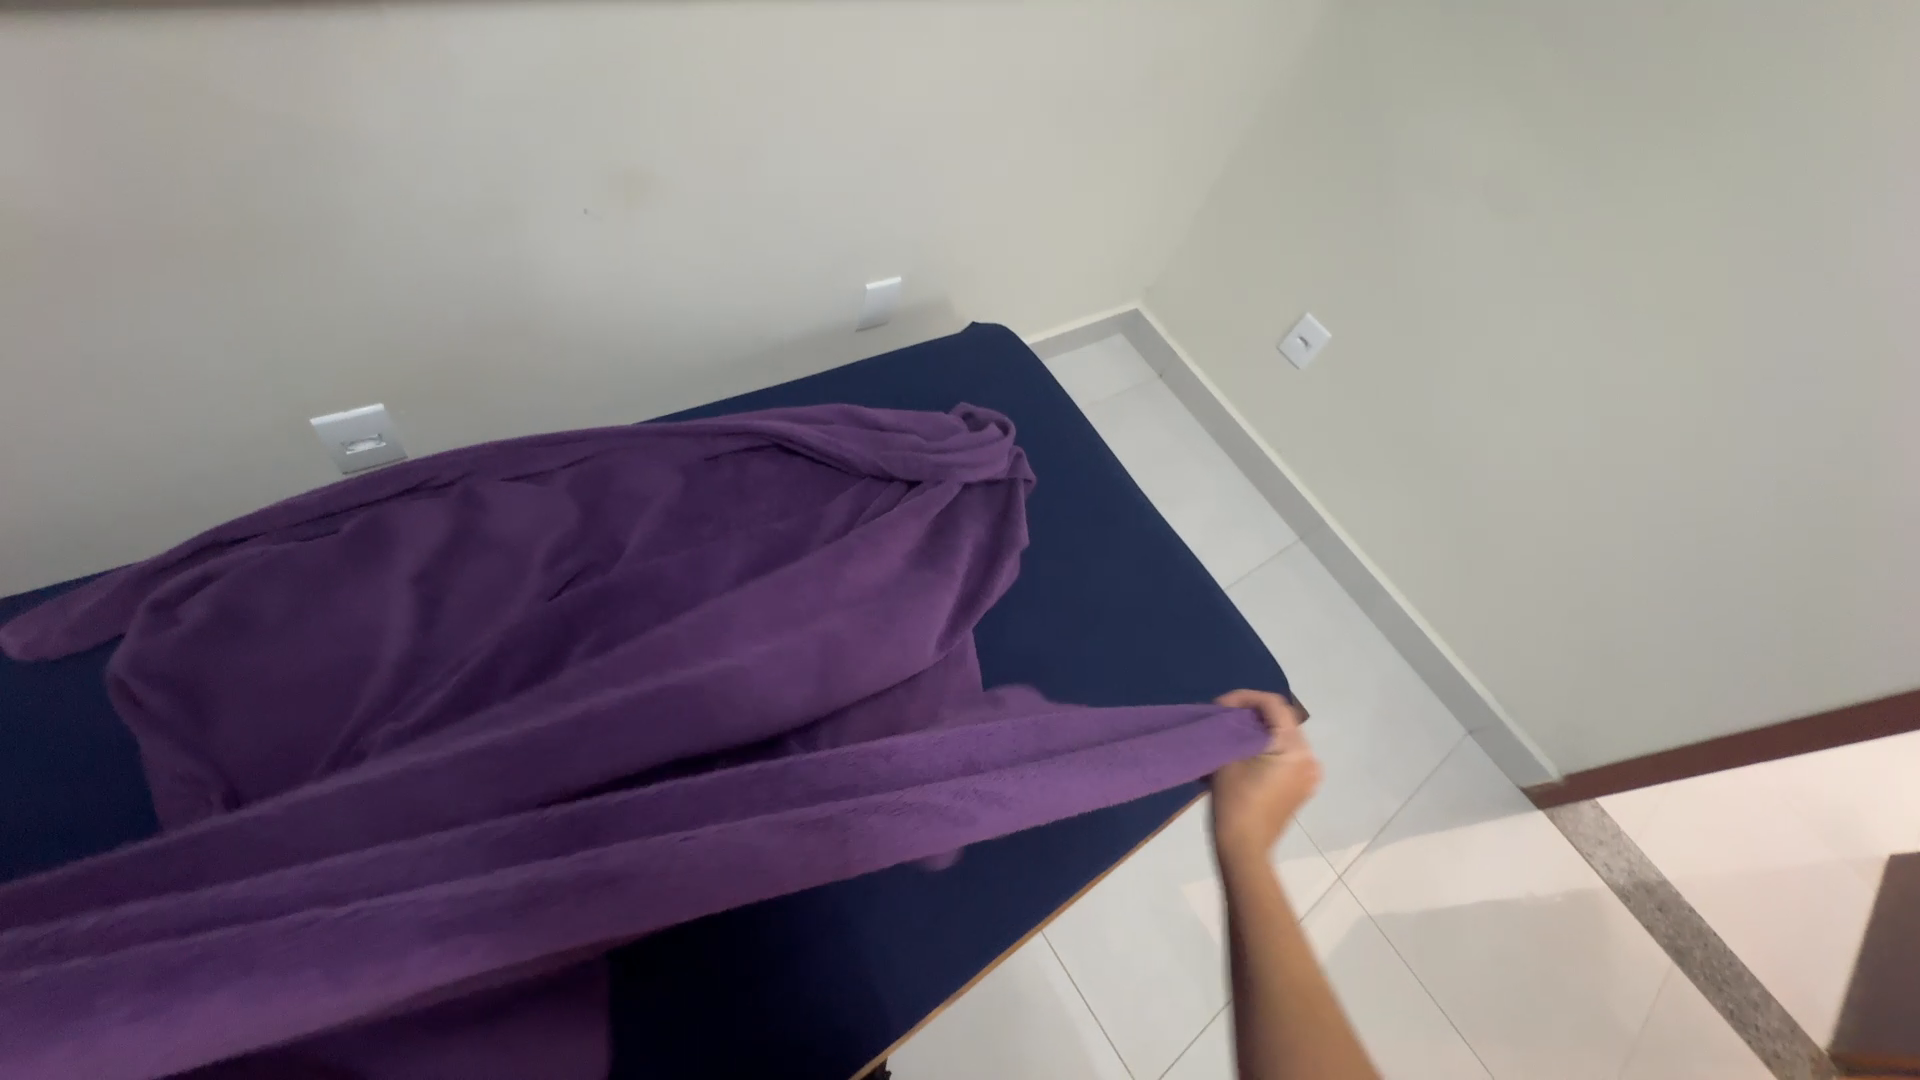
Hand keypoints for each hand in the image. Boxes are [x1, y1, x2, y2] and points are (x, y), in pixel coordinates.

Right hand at [1209, 689, 1320, 867]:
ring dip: (1258, 729)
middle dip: (1251, 713)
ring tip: (1230, 734)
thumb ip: (1232, 729)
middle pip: (1281, 719)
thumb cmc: (1234, 801)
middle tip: (1223, 717)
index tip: (1220, 706)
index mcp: (1294, 748)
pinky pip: (1286, 754)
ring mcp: (1309, 774)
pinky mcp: (1302, 786)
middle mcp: (1310, 758)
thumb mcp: (1227, 756)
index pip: (1273, 704)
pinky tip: (1244, 752)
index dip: (1244, 697)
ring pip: (1283, 736)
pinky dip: (1266, 746)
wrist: (1244, 847)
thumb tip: (1229, 715)